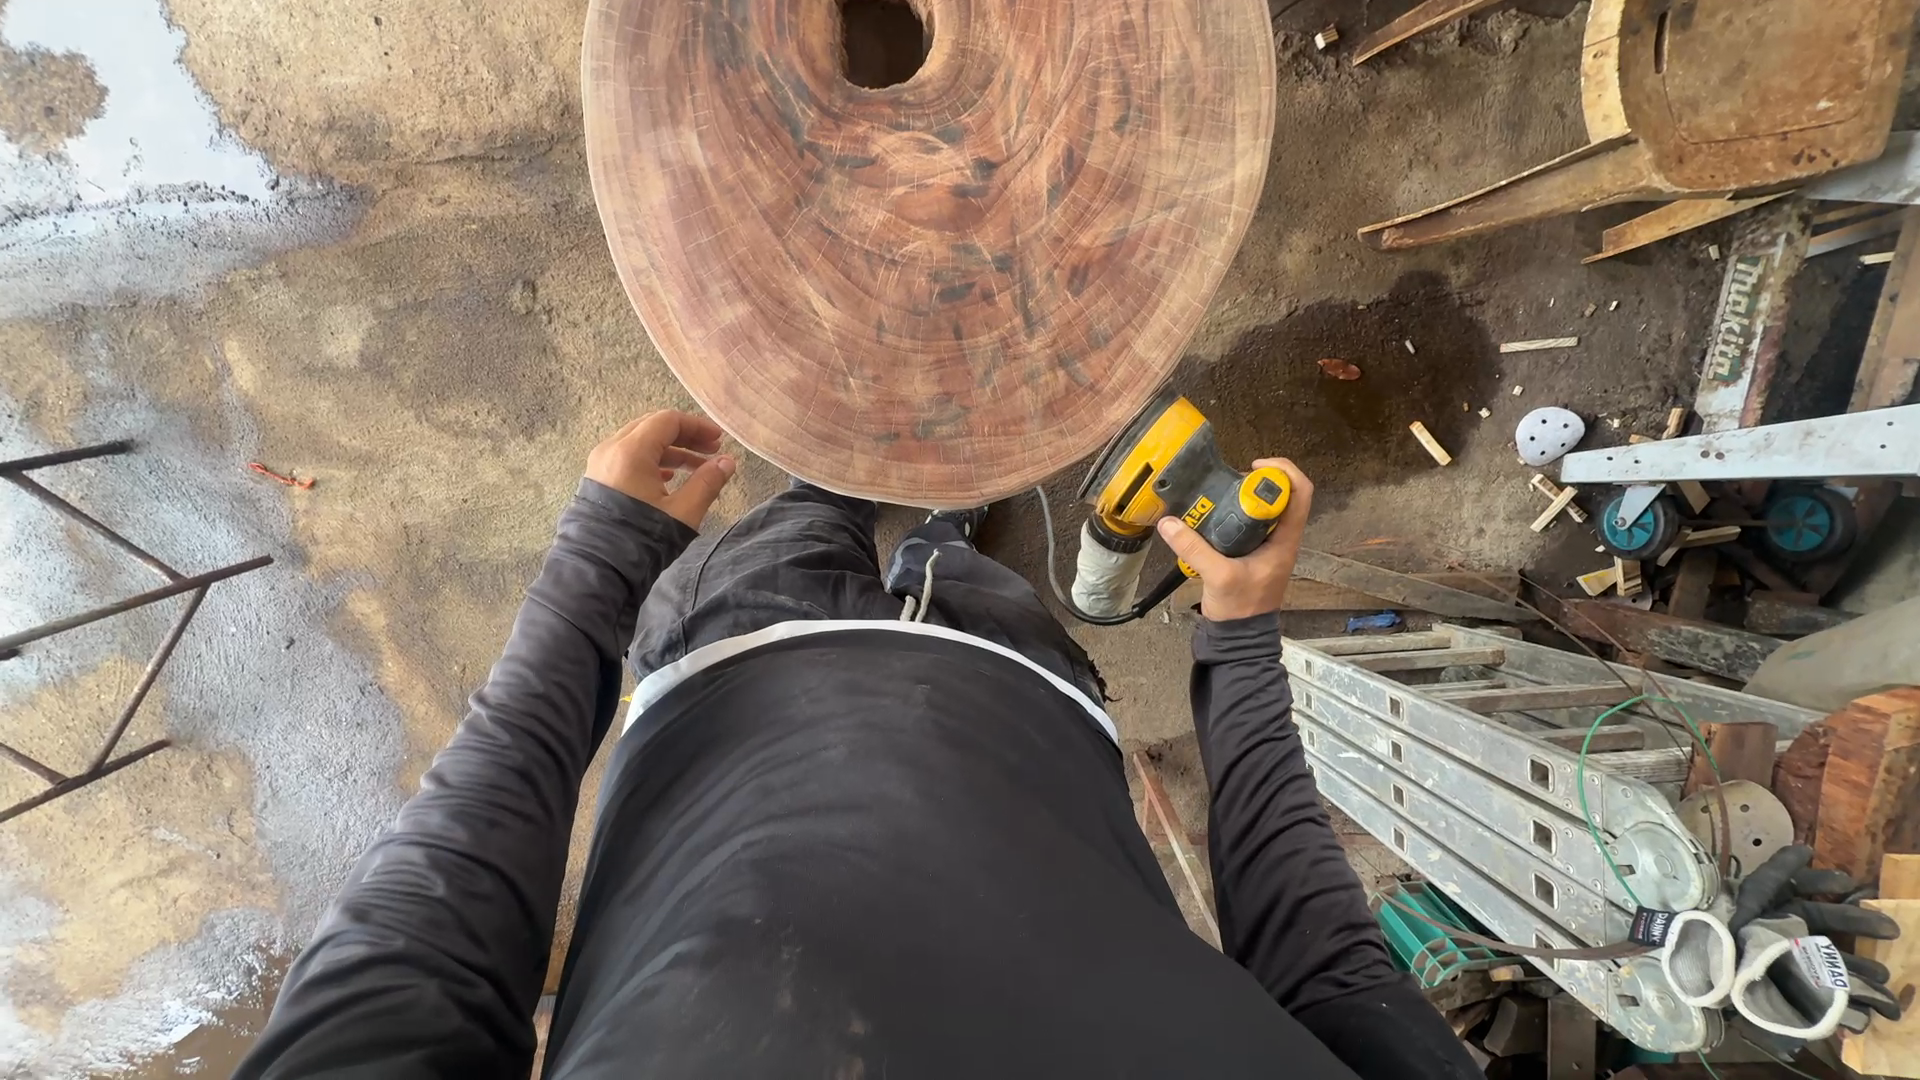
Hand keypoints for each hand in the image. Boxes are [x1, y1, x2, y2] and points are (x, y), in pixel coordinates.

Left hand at [585, 410, 736, 528]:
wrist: (600, 568)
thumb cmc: (644, 537)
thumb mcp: (683, 511)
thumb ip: (708, 482)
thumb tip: (728, 462)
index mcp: (631, 452)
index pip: (668, 421)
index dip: (697, 426)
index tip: (719, 440)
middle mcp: (612, 449)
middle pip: (653, 427)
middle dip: (685, 436)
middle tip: (712, 450)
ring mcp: (601, 463)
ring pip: (640, 442)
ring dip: (671, 450)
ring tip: (698, 467)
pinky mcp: (598, 479)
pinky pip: (628, 457)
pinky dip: (653, 460)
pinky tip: (670, 477)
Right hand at [1154, 458, 1312, 621]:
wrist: (1238, 636)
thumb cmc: (1240, 608)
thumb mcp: (1219, 577)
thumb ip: (1194, 549)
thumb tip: (1169, 523)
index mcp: (1285, 539)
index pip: (1300, 493)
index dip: (1282, 472)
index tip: (1253, 468)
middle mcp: (1279, 537)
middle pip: (1279, 495)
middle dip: (1255, 482)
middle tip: (1228, 481)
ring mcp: (1264, 544)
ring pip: (1260, 509)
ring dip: (1240, 498)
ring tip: (1215, 495)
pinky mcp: (1248, 551)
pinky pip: (1242, 523)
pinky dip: (1228, 514)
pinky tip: (1208, 516)